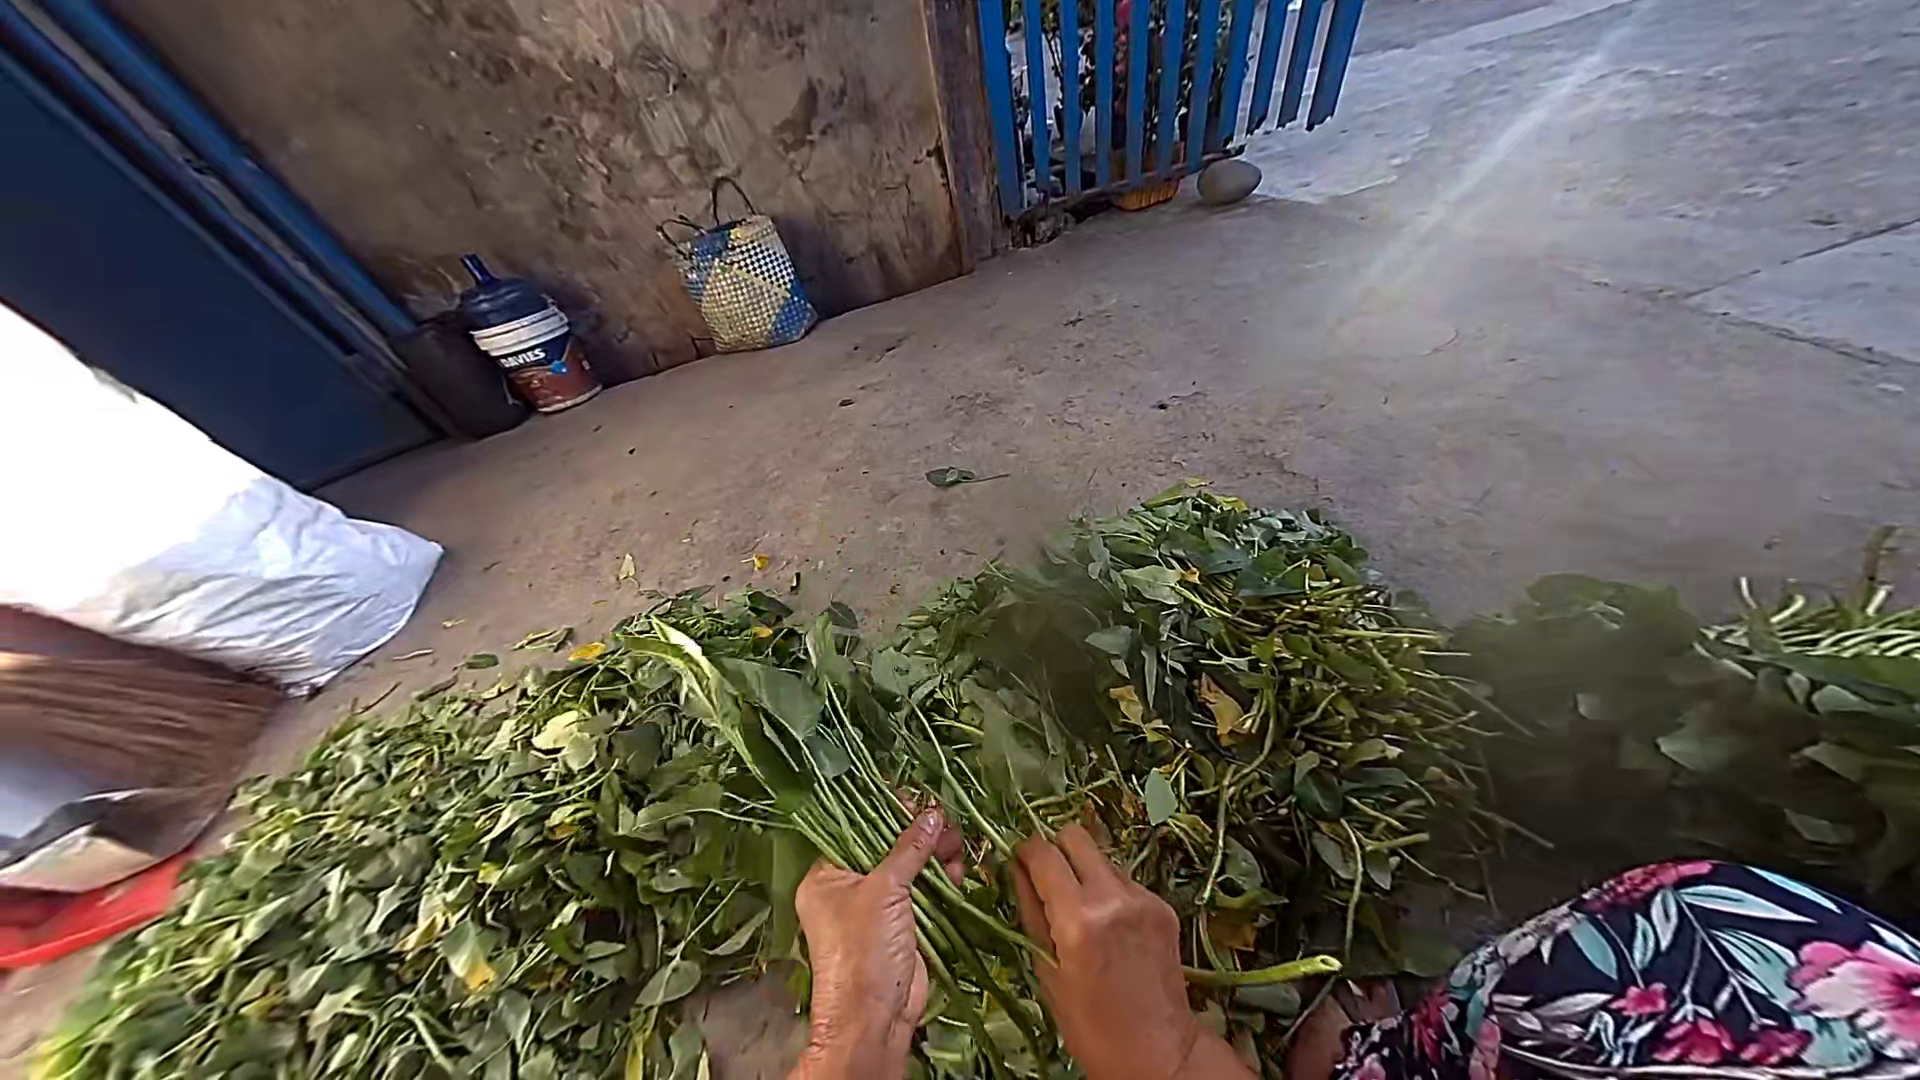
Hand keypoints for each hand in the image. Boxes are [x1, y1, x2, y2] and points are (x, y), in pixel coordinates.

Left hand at [790, 806, 964, 1079]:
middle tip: (945, 821)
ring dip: (934, 854)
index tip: (916, 800)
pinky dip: (939, 879)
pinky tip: (956, 870)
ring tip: (956, 844)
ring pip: (908, 867)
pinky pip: (921, 890)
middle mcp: (849, 887)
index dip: (887, 812)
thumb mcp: (884, 890)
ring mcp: (876, 906)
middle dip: (918, 834)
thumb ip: (909, 848)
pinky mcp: (901, 923)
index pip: (857, 829)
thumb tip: (932, 813)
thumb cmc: (864, 949)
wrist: (875, 1021)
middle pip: (887, 846)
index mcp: (828, 875)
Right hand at [1013, 825, 1253, 1079]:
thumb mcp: (1046, 970)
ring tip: (1082, 909)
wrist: (1160, 1055)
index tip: (1020, 858)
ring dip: (1084, 870)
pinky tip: (1110, 925)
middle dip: (1055, 847)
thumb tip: (1017, 866)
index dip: (1026, 849)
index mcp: (1077, 918)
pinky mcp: (1161, 904)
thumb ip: (1030, 909)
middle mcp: (1111, 897)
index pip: (1043, 852)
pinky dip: (1109, 890)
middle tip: (1049, 875)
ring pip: (1100, 855)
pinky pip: (1124, 878)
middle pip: (1074, 835)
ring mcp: (1141, 898)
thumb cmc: (1090, 1024)